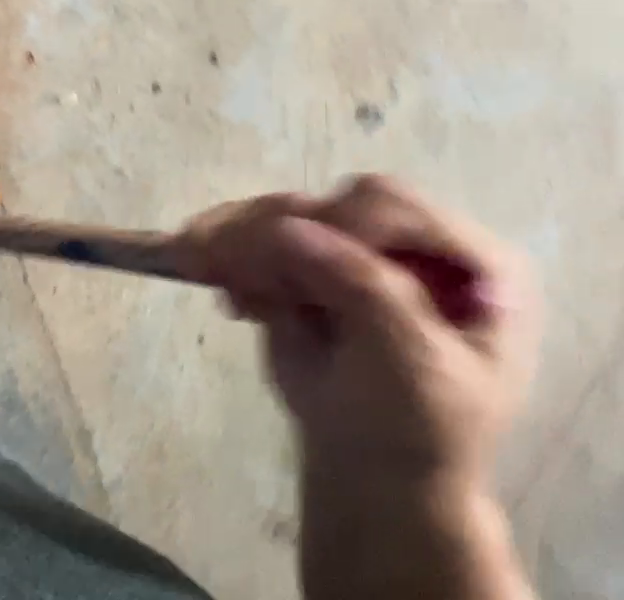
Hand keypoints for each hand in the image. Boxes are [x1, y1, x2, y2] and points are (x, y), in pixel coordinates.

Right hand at [177, 176, 536, 484]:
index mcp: (468, 263)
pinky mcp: (299, 268)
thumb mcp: (411, 363)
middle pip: (324, 205)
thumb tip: (285, 228)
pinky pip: (249, 239)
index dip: (337, 226)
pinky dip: (223, 257)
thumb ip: (362, 289)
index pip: (392, 205)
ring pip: (277, 215)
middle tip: (217, 267)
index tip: (292, 268)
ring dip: (233, 241)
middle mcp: (406, 245)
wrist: (371, 463)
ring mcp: (348, 254)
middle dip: (267, 233)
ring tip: (201, 271)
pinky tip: (231, 301)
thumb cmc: (418, 423)